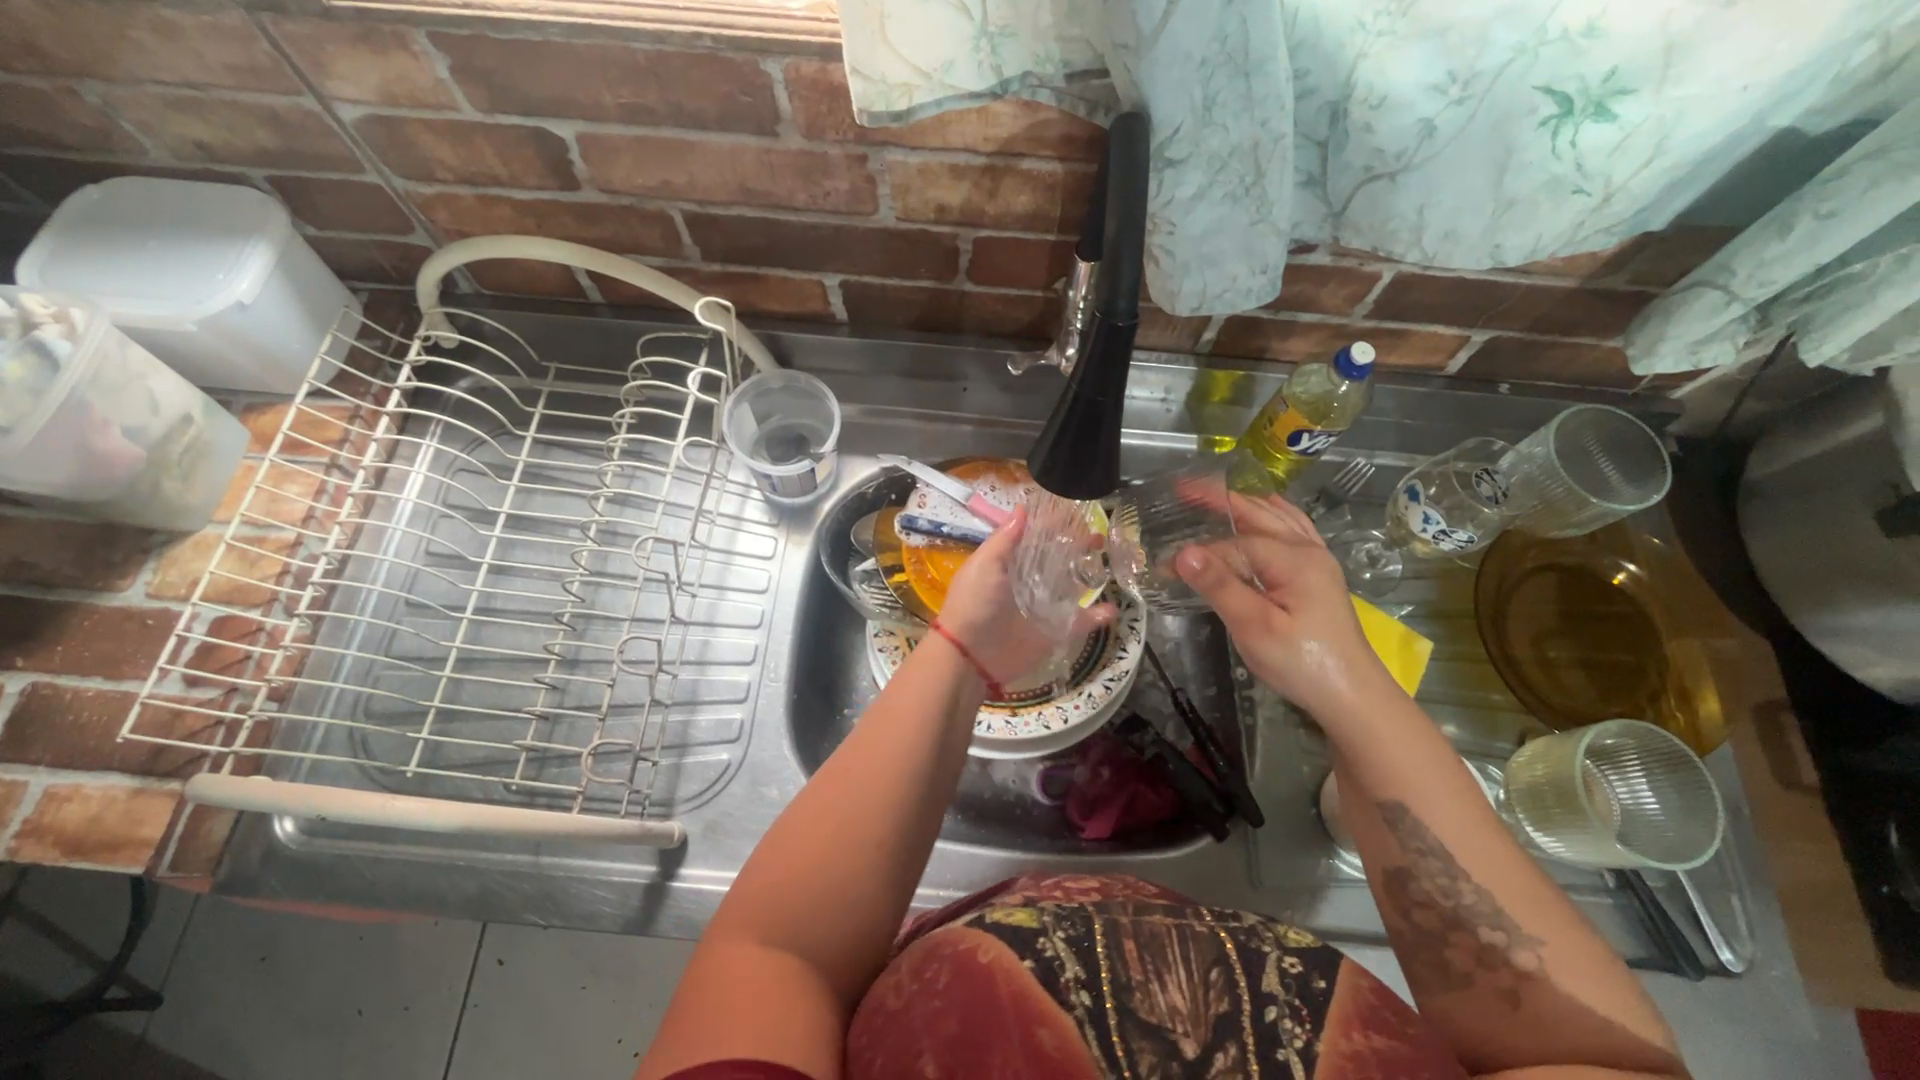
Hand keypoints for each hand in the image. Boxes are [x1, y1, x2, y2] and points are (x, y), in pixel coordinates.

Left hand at [937, 507, 1115, 687]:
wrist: (971, 657)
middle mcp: (1029, 581)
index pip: (1037, 538)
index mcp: (1011, 563)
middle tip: (1100, 537)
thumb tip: (1023, 508)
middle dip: (1079, 547)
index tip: (1078, 513)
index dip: (1056, 526)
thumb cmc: (974, 604)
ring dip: (1091, 575)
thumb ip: (1005, 539)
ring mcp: (1044, 606)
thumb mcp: (985, 565)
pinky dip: (1098, 616)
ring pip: (1073, 586)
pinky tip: (1111, 609)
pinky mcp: (1055, 631)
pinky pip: (1081, 622)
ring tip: (1111, 563)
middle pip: (1059, 559)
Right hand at [1175, 495, 1397, 719]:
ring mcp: (1319, 562)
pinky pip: (1296, 531)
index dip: (1200, 551)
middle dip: (1223, 500)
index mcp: (1293, 560)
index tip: (1166, 565)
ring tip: (1219, 495)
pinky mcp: (1321, 577)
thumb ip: (1220, 586)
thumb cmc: (1301, 662)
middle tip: (1186, 488)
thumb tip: (1183, 552)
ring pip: (1280, 519)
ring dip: (1248, 504)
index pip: (1236, 543)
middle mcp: (1308, 551)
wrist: (1351, 695)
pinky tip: (1269, 513)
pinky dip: (1276, 516)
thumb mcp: (1255, 627)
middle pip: (1261, 515)